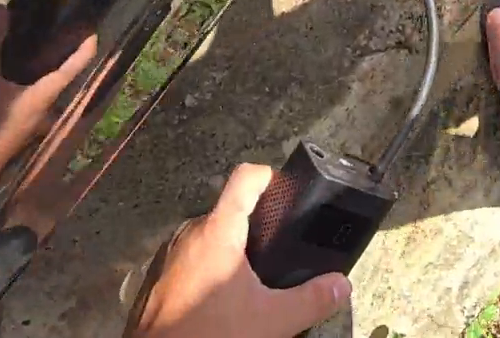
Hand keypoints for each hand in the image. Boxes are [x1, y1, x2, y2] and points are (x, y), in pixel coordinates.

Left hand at [127, 165, 349, 337]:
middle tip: (280, 251)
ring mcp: (169, 254)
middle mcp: (191, 231)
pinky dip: (210, 268)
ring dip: (232, 248)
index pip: (246, 177)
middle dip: (257, 226)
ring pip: (210, 235)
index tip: (288, 194)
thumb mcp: (268, 322)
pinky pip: (191, 258)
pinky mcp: (156, 278)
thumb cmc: (210, 334)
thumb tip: (343, 284)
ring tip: (253, 280)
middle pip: (230, 210)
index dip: (270, 177)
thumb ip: (309, 301)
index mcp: (218, 229)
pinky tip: (222, 301)